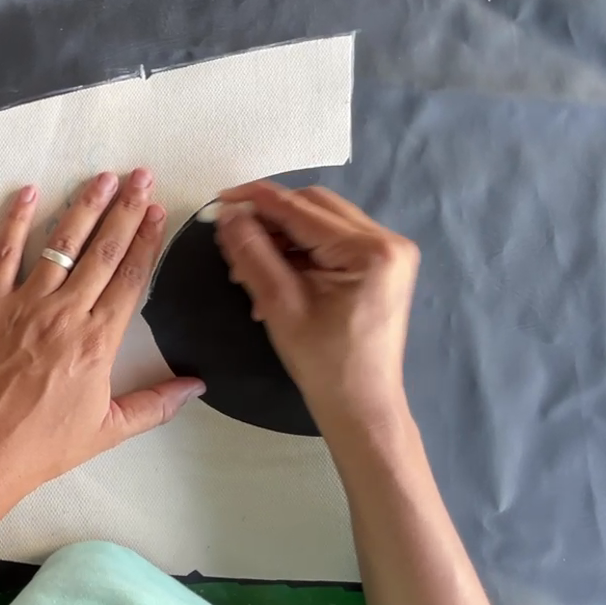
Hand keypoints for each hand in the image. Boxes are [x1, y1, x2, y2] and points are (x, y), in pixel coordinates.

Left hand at [0, 170, 206, 517]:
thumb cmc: (43, 446)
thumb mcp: (107, 430)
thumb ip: (156, 404)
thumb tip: (198, 385)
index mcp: (97, 341)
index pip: (130, 278)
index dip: (147, 240)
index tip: (159, 210)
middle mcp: (64, 313)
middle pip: (102, 250)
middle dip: (125, 209)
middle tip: (140, 176)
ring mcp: (24, 304)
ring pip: (60, 244)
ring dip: (83, 207)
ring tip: (102, 178)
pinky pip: (4, 254)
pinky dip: (15, 221)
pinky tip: (28, 193)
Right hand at [212, 180, 418, 433]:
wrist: (359, 403)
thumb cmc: (323, 361)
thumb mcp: (278, 303)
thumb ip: (251, 251)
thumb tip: (228, 214)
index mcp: (369, 250)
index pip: (300, 208)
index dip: (255, 200)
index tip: (218, 200)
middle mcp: (386, 241)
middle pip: (312, 205)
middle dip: (268, 218)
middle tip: (232, 237)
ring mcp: (386, 252)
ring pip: (319, 220)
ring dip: (280, 236)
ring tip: (248, 266)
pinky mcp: (379, 264)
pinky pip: (329, 239)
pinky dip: (297, 249)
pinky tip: (274, 273)